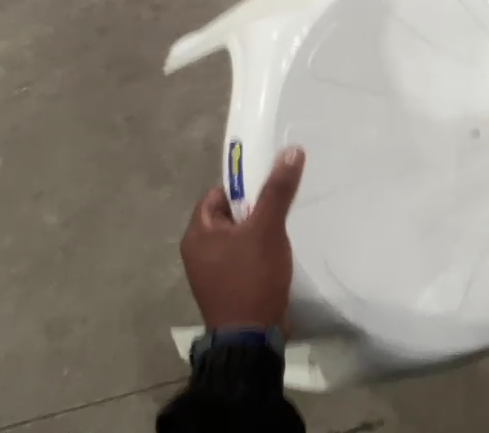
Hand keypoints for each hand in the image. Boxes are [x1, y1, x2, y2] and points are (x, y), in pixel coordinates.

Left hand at [181, 146, 305, 329]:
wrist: (252, 337)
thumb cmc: (251, 277)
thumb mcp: (267, 228)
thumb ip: (277, 190)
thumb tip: (290, 151)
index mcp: (197, 234)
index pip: (218, 194)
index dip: (243, 186)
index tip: (269, 185)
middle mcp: (198, 251)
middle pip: (230, 214)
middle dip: (256, 208)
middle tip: (281, 204)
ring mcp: (212, 272)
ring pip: (239, 236)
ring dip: (260, 230)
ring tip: (283, 226)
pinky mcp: (228, 286)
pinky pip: (243, 256)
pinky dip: (259, 250)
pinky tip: (279, 251)